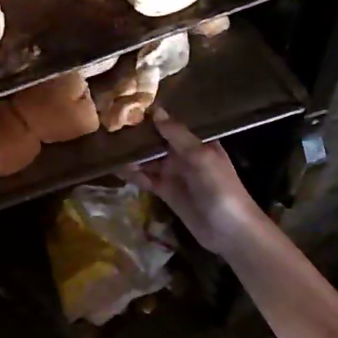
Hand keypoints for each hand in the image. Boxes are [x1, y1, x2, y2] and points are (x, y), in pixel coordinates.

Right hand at [121, 110, 265, 253]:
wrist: (230, 232)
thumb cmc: (220, 188)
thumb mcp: (201, 156)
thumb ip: (177, 135)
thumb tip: (156, 111)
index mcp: (198, 142)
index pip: (172, 124)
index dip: (153, 116)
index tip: (128, 105)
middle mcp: (184, 154)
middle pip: (157, 141)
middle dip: (138, 135)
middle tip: (109, 124)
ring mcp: (174, 174)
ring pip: (149, 159)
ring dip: (132, 154)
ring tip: (106, 144)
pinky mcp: (166, 192)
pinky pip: (146, 179)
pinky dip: (133, 174)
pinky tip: (115, 167)